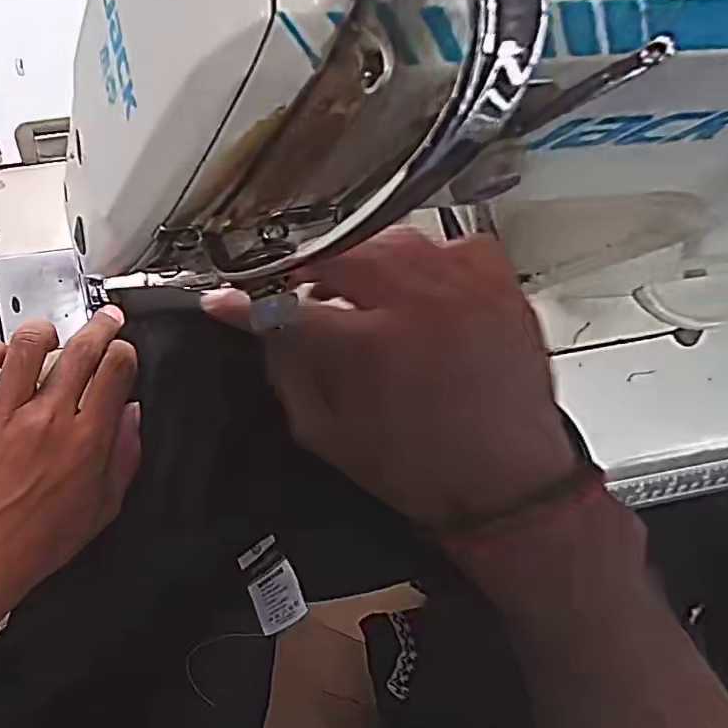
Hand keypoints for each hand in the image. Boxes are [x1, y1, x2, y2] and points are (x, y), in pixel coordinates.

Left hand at [0, 309, 140, 666]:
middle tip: (103, 323)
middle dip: (100, 327)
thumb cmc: (36, 539)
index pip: (116, 369)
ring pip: (27, 344)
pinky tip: (3, 358)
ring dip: (46, 332)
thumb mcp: (101, 507)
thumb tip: (131, 417)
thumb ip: (123, 457)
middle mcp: (47, 421)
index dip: (125, 352)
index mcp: (85, 442)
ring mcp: (4, 415)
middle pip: (81, 348)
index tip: (122, 352)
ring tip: (50, 337)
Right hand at [202, 228, 574, 529]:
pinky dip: (418, 259)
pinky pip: (450, 248)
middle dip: (301, 272)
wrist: (503, 485)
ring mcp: (467, 292)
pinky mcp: (501, 293)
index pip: (286, 307)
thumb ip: (288, 374)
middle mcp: (421, 306)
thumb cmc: (417, 467)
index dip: (244, 305)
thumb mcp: (323, 431)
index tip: (224, 302)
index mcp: (369, 346)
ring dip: (355, 260)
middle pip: (339, 256)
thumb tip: (267, 333)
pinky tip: (406, 286)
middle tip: (287, 293)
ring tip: (344, 289)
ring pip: (392, 242)